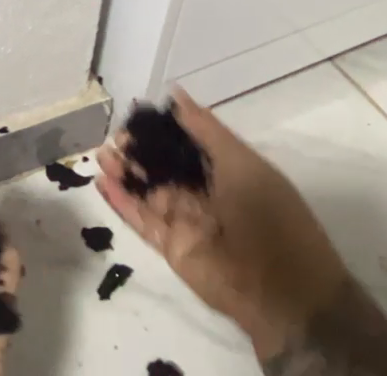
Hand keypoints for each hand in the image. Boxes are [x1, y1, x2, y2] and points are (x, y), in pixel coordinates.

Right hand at [96, 88, 348, 356]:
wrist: (284, 291)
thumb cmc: (270, 216)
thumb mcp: (242, 163)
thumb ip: (206, 130)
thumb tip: (175, 95)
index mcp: (224, 171)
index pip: (184, 143)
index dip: (161, 129)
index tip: (137, 114)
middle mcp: (202, 193)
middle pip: (161, 166)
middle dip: (138, 149)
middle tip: (117, 136)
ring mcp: (184, 220)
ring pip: (146, 190)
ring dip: (124, 172)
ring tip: (103, 154)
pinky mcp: (170, 245)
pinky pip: (140, 219)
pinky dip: (120, 201)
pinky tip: (102, 181)